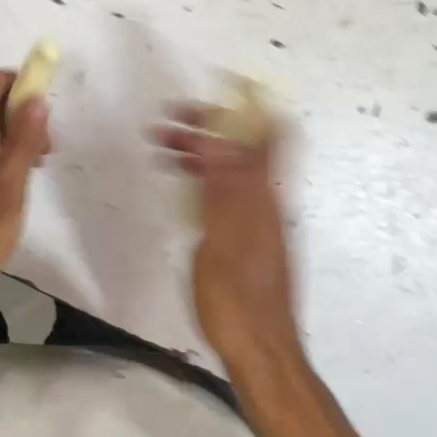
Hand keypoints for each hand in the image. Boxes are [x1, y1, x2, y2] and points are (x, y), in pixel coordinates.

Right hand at [154, 106, 299, 360]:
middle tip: (168, 119)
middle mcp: (268, 202)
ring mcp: (260, 222)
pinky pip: (228, 191)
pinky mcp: (249, 241)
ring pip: (233, 169)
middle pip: (245, 148)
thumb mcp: (220, 239)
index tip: (221, 83)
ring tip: (163, 147)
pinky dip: (204, 177)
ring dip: (203, 151)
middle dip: (210, 125)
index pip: (272, 135)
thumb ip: (220, 186)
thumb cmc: (235, 298)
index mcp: (264, 197)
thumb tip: (215, 135)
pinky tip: (181, 188)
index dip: (251, 104)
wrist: (260, 352)